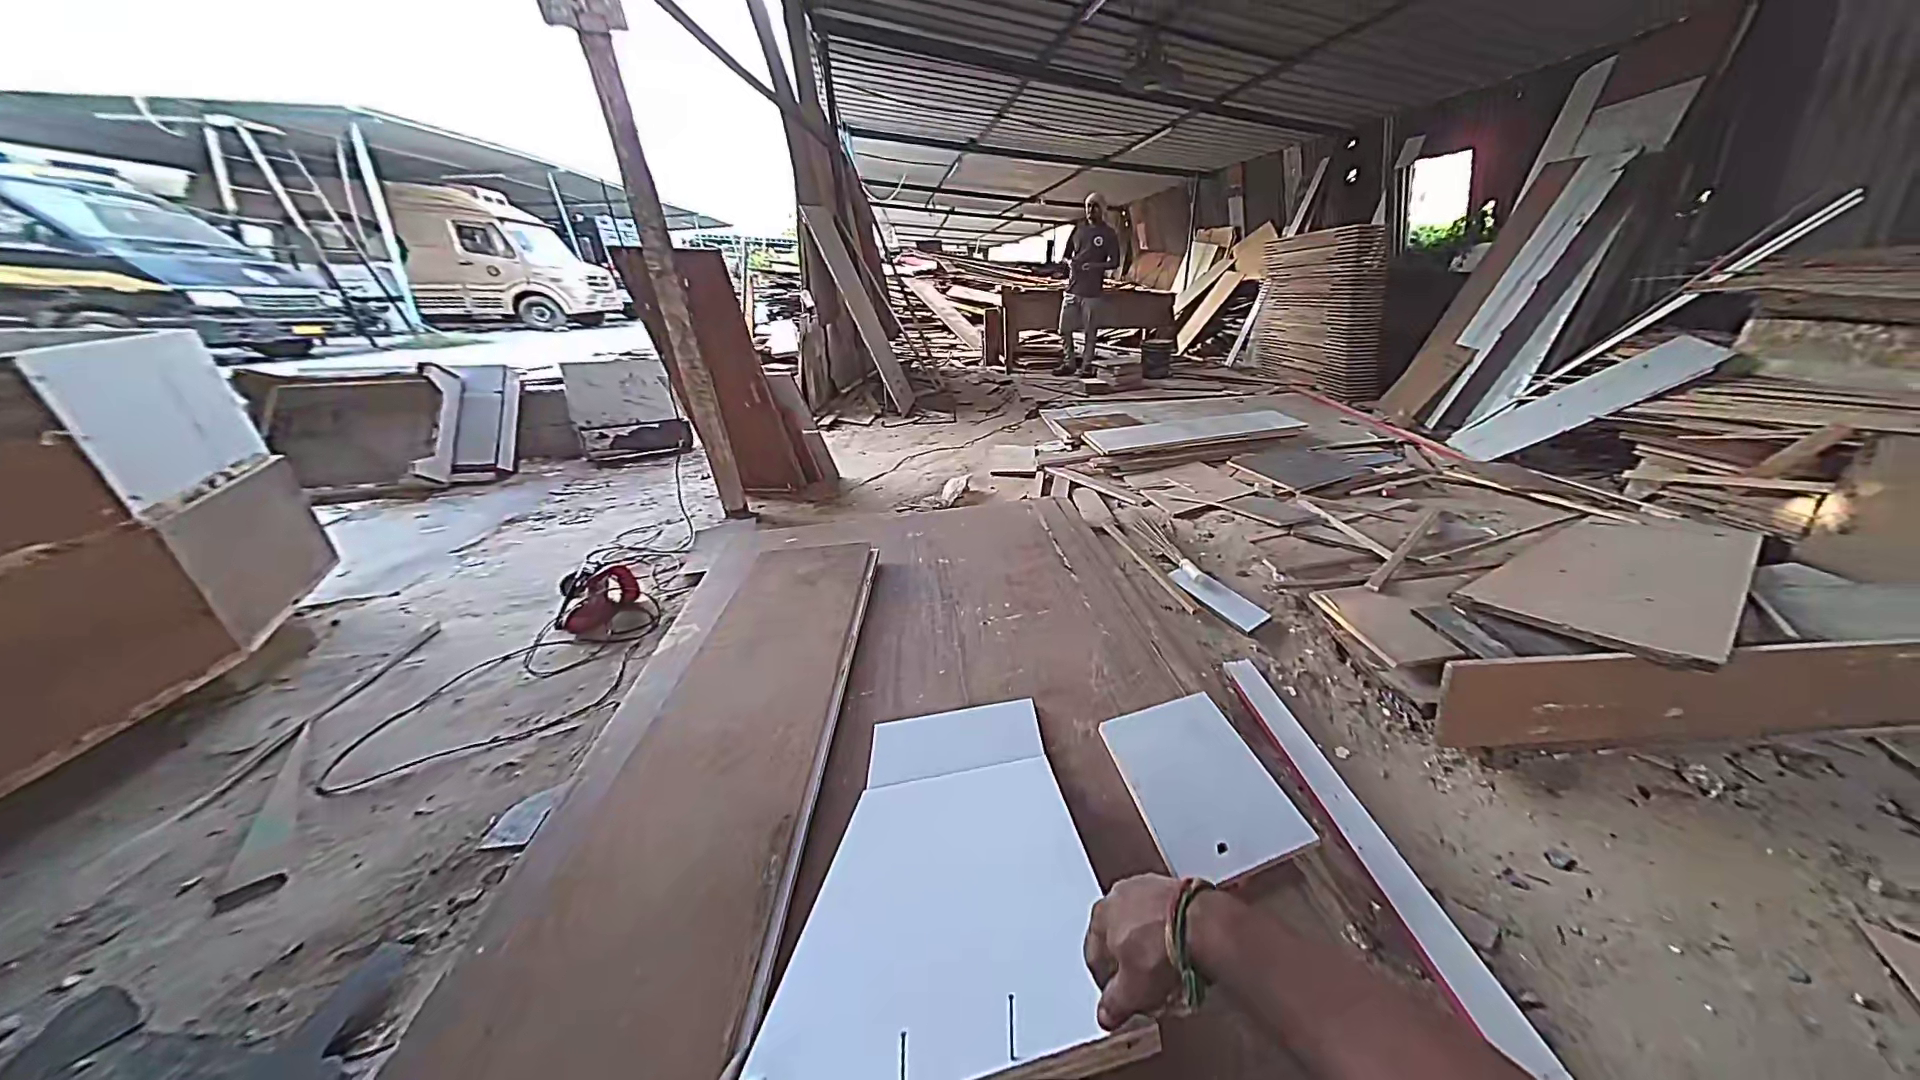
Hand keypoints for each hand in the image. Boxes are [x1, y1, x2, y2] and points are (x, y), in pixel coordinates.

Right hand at [1083, 874, 1182, 1028]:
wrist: (1197, 924)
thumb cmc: (1160, 948)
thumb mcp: (1132, 991)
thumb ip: (1114, 1004)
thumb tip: (1108, 1011)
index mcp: (1100, 915)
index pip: (1093, 955)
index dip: (1106, 983)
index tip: (1119, 998)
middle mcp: (1118, 895)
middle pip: (1117, 936)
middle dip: (1130, 961)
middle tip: (1145, 984)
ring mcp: (1145, 887)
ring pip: (1140, 923)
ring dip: (1149, 943)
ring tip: (1167, 968)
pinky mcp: (1170, 886)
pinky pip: (1164, 915)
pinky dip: (1168, 930)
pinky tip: (1181, 948)